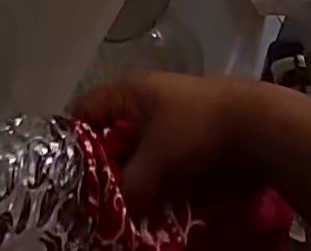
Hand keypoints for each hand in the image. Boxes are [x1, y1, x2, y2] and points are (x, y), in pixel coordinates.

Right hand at [71, 73, 254, 208]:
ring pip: (134, 158)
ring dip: (127, 186)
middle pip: (109, 138)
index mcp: (132, 92)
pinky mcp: (186, 143)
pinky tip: (145, 215)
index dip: (70, 138)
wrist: (252, 126)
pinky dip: (150, 189)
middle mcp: (146, 104)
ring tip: (114, 218)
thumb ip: (126, 187)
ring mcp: (167, 123)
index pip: (87, 109)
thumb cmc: (196, 128)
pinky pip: (157, 168)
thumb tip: (107, 215)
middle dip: (99, 172)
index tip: (58, 176)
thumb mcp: (154, 160)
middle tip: (85, 207)